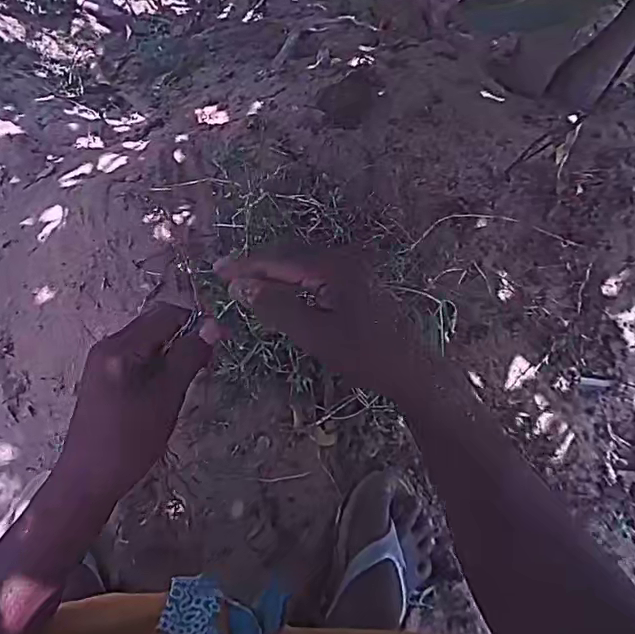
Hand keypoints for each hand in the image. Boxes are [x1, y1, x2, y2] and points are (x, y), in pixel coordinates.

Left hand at [55, 303, 219, 504]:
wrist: (87, 481)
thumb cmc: (128, 441)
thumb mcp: (165, 398)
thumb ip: (188, 358)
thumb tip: (213, 326)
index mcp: (120, 346)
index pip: (166, 315)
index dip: (196, 323)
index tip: (220, 343)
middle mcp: (108, 346)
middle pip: (154, 324)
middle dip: (184, 337)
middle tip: (206, 364)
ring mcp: (102, 362)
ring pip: (146, 342)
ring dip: (171, 352)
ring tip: (187, 381)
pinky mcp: (102, 379)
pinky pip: (136, 358)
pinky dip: (156, 365)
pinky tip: (166, 390)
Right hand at [216, 246, 428, 398]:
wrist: (416, 376)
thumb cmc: (366, 355)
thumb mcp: (314, 334)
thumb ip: (276, 307)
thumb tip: (239, 287)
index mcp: (335, 266)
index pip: (280, 259)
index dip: (246, 265)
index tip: (218, 271)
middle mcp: (345, 261)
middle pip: (290, 258)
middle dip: (257, 268)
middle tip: (227, 278)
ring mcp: (354, 273)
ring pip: (302, 268)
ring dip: (273, 278)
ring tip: (247, 288)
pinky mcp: (358, 288)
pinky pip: (314, 279)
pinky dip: (291, 286)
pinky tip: (280, 299)